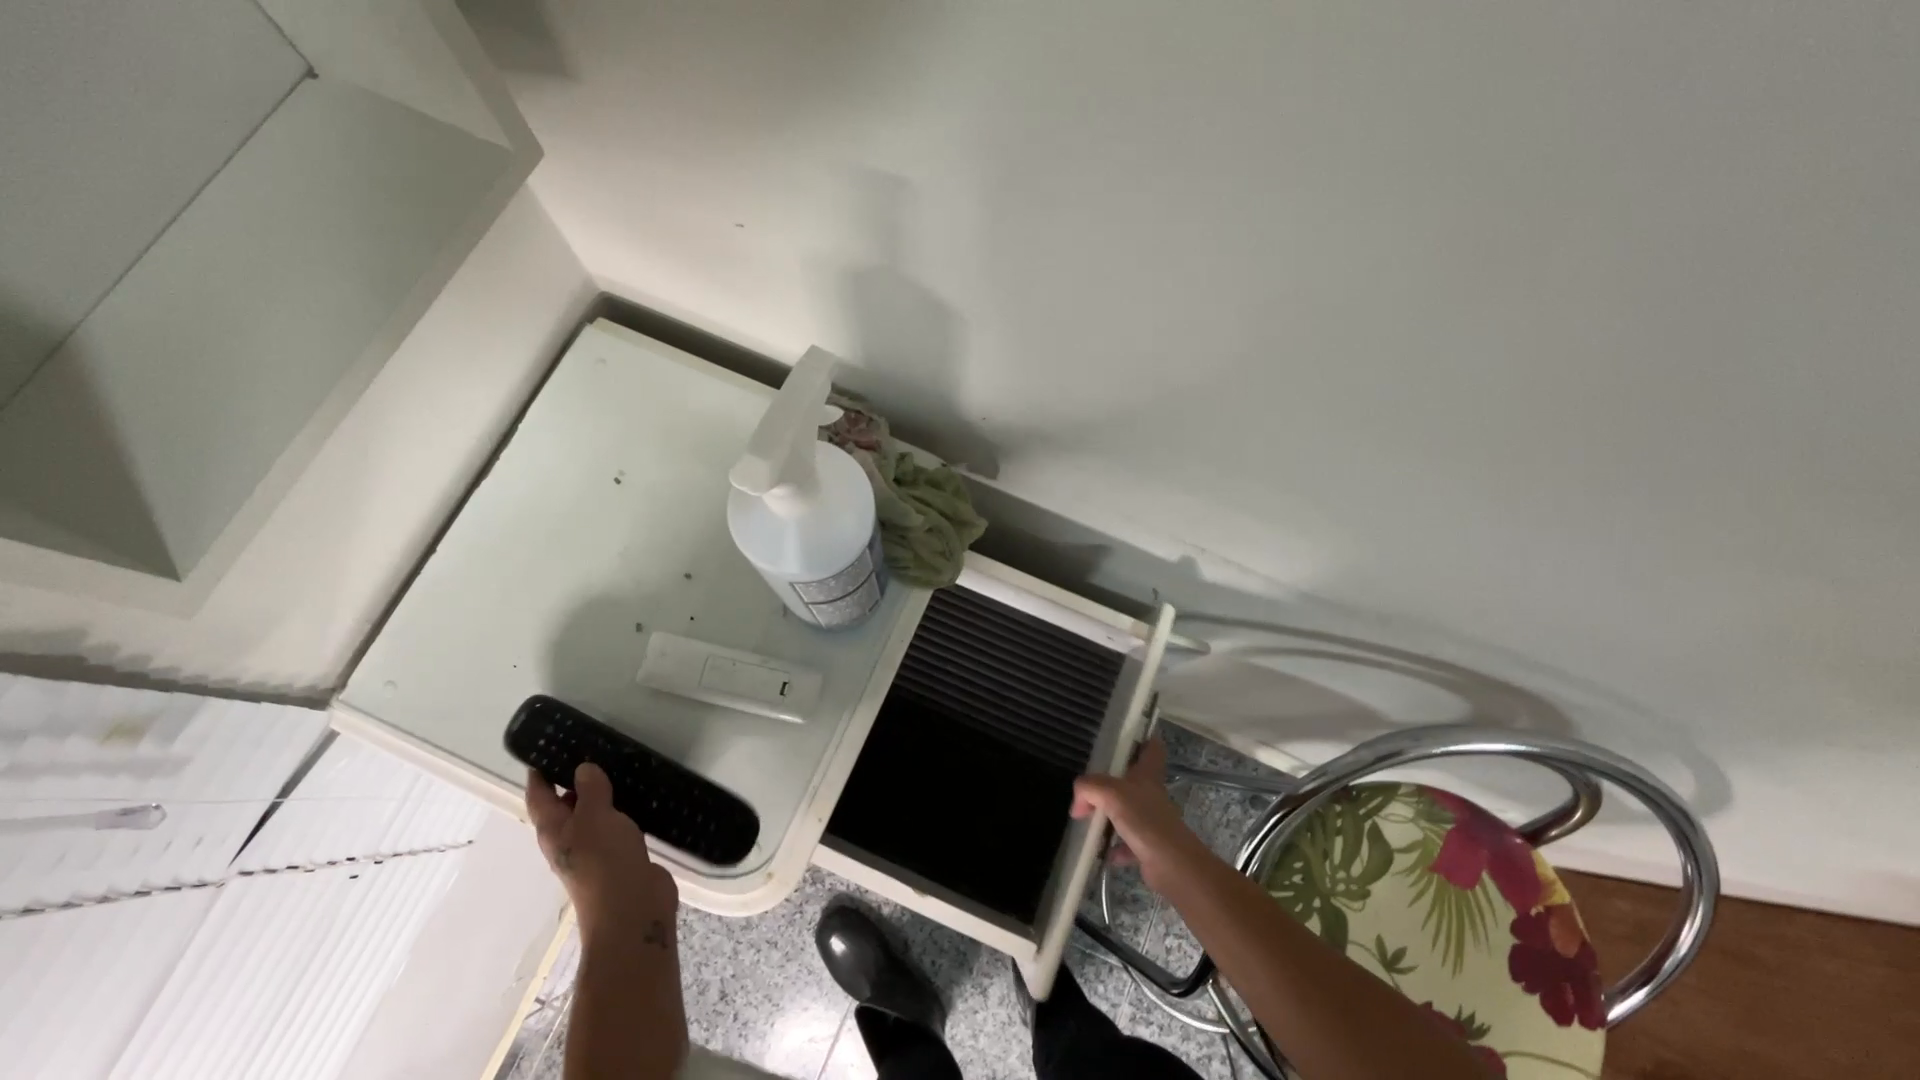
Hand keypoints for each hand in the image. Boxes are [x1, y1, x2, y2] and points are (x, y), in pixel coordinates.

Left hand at [526, 763, 678, 950]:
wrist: (632, 909)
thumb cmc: (605, 860)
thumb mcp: (594, 816)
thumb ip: (590, 790)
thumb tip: (583, 769)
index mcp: (554, 830)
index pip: (538, 795)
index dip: (539, 772)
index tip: (548, 747)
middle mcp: (570, 839)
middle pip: (565, 804)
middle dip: (575, 780)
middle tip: (594, 749)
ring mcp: (596, 849)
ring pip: (594, 815)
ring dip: (603, 795)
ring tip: (620, 765)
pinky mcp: (622, 856)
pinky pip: (619, 826)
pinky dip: (624, 810)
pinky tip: (641, 796)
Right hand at [1071, 737, 1199, 891]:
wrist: (1171, 864)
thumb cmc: (1145, 821)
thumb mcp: (1111, 794)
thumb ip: (1089, 788)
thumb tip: (1077, 804)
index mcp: (1147, 776)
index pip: (1152, 748)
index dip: (1143, 740)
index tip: (1125, 739)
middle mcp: (1151, 795)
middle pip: (1135, 781)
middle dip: (1113, 782)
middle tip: (1090, 787)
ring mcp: (1151, 821)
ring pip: (1128, 812)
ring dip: (1110, 816)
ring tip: (1088, 819)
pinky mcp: (1149, 845)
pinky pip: (1127, 843)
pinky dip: (1114, 847)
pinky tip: (1101, 851)